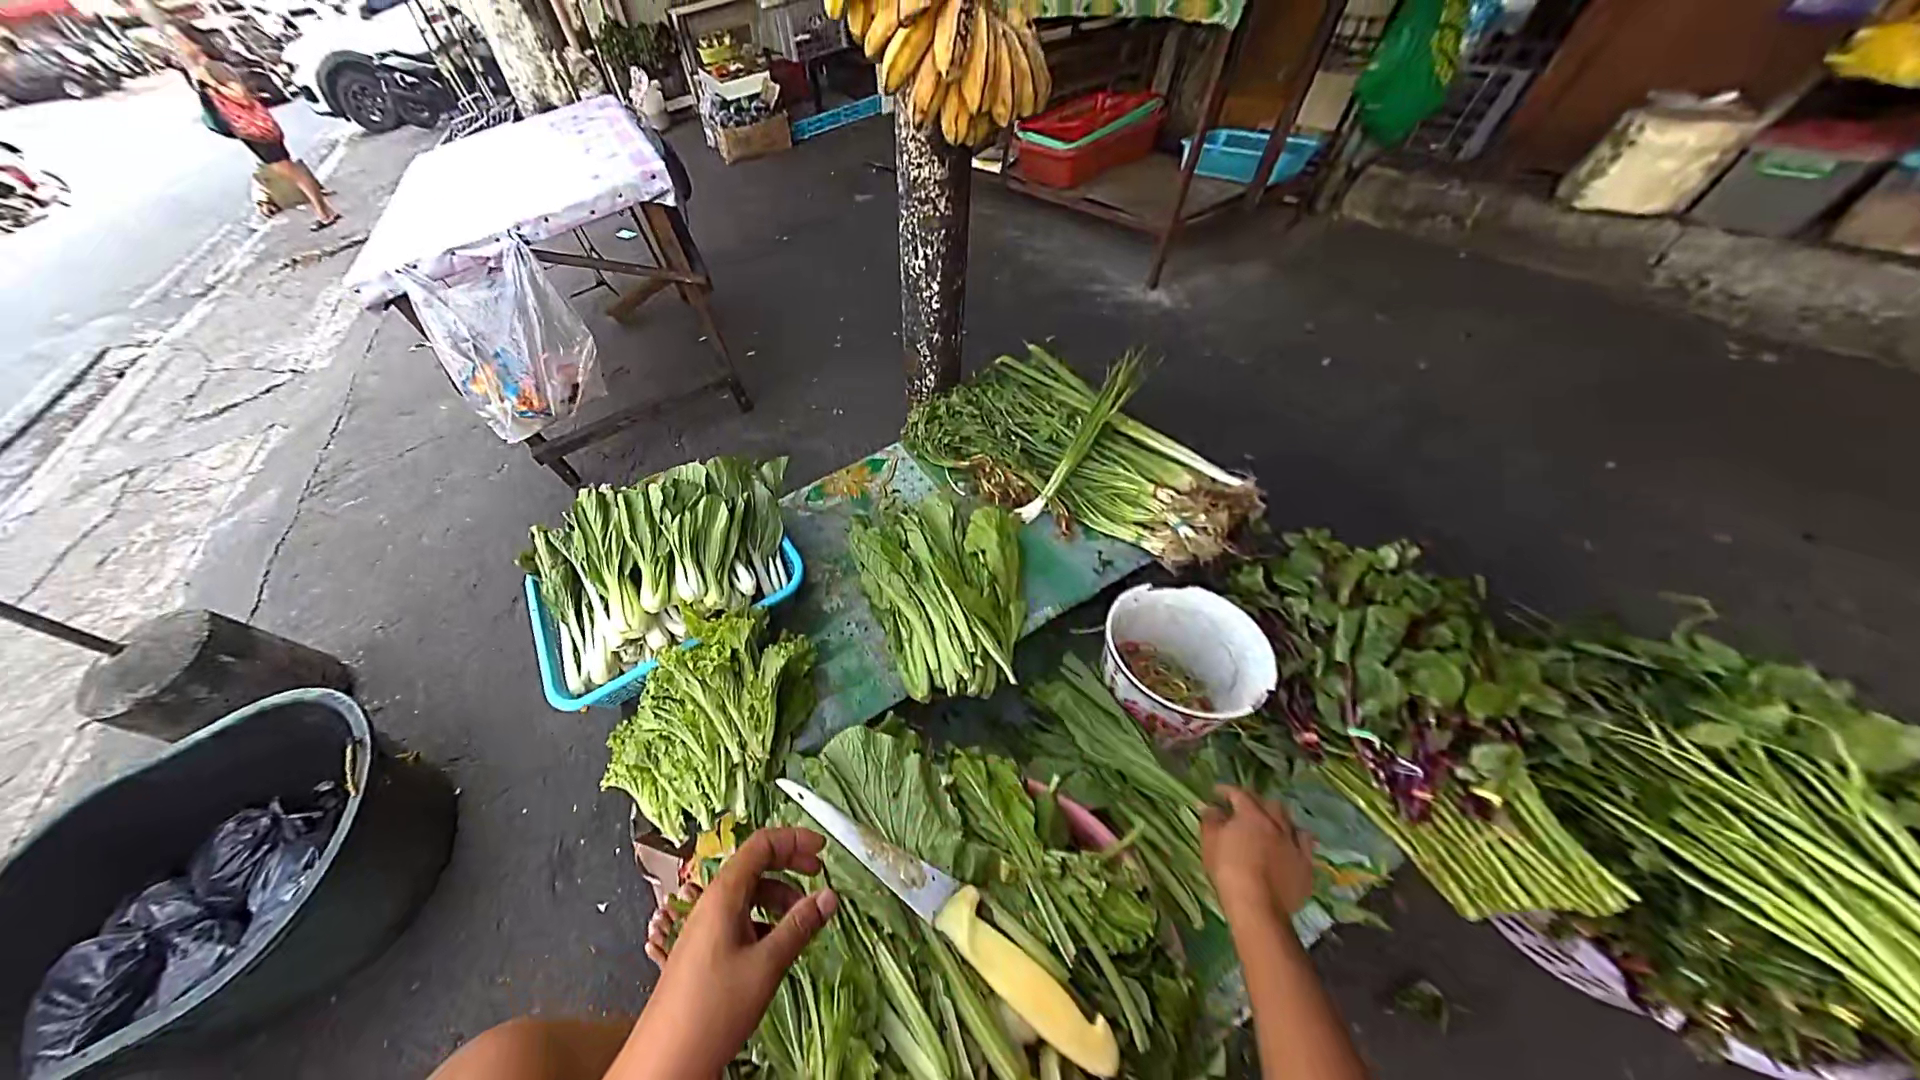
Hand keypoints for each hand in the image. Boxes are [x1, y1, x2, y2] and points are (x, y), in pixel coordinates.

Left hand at [624, 828, 838, 1077]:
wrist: (663, 1065)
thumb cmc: (711, 1012)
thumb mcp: (766, 965)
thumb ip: (799, 926)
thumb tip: (829, 896)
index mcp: (723, 896)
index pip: (761, 844)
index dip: (794, 840)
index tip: (821, 849)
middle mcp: (712, 904)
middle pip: (756, 864)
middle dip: (790, 864)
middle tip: (818, 873)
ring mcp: (707, 927)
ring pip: (750, 893)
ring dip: (780, 896)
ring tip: (803, 917)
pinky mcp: (706, 949)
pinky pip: (741, 917)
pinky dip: (766, 919)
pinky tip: (779, 942)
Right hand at [1200, 786, 1315, 919]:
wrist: (1258, 907)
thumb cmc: (1228, 870)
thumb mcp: (1210, 842)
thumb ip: (1211, 820)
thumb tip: (1212, 807)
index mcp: (1251, 815)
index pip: (1239, 793)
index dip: (1227, 790)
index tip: (1217, 793)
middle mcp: (1276, 824)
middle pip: (1269, 803)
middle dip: (1256, 802)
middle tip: (1244, 808)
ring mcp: (1294, 844)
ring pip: (1290, 821)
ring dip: (1279, 819)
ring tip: (1270, 824)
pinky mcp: (1306, 865)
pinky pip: (1305, 845)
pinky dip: (1296, 840)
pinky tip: (1291, 844)